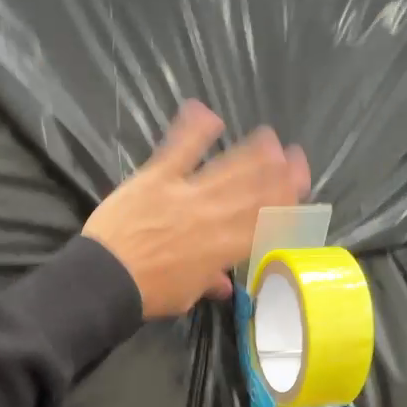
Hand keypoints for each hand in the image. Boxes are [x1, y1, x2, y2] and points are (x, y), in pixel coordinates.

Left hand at [83, 101, 310, 319]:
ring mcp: (186, 193)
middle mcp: (213, 217)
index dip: (284, 205)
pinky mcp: (157, 177)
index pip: (262, 223)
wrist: (108, 279)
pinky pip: (180, 148)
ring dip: (251, 151)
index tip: (298, 191)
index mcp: (223, 248)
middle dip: (278, 173)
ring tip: (269, 137)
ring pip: (228, 168)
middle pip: (254, 191)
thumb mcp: (185, 295)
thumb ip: (208, 282)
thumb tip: (226, 285)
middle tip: (296, 156)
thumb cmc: (149, 293)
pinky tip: (207, 111)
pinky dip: (194, 128)